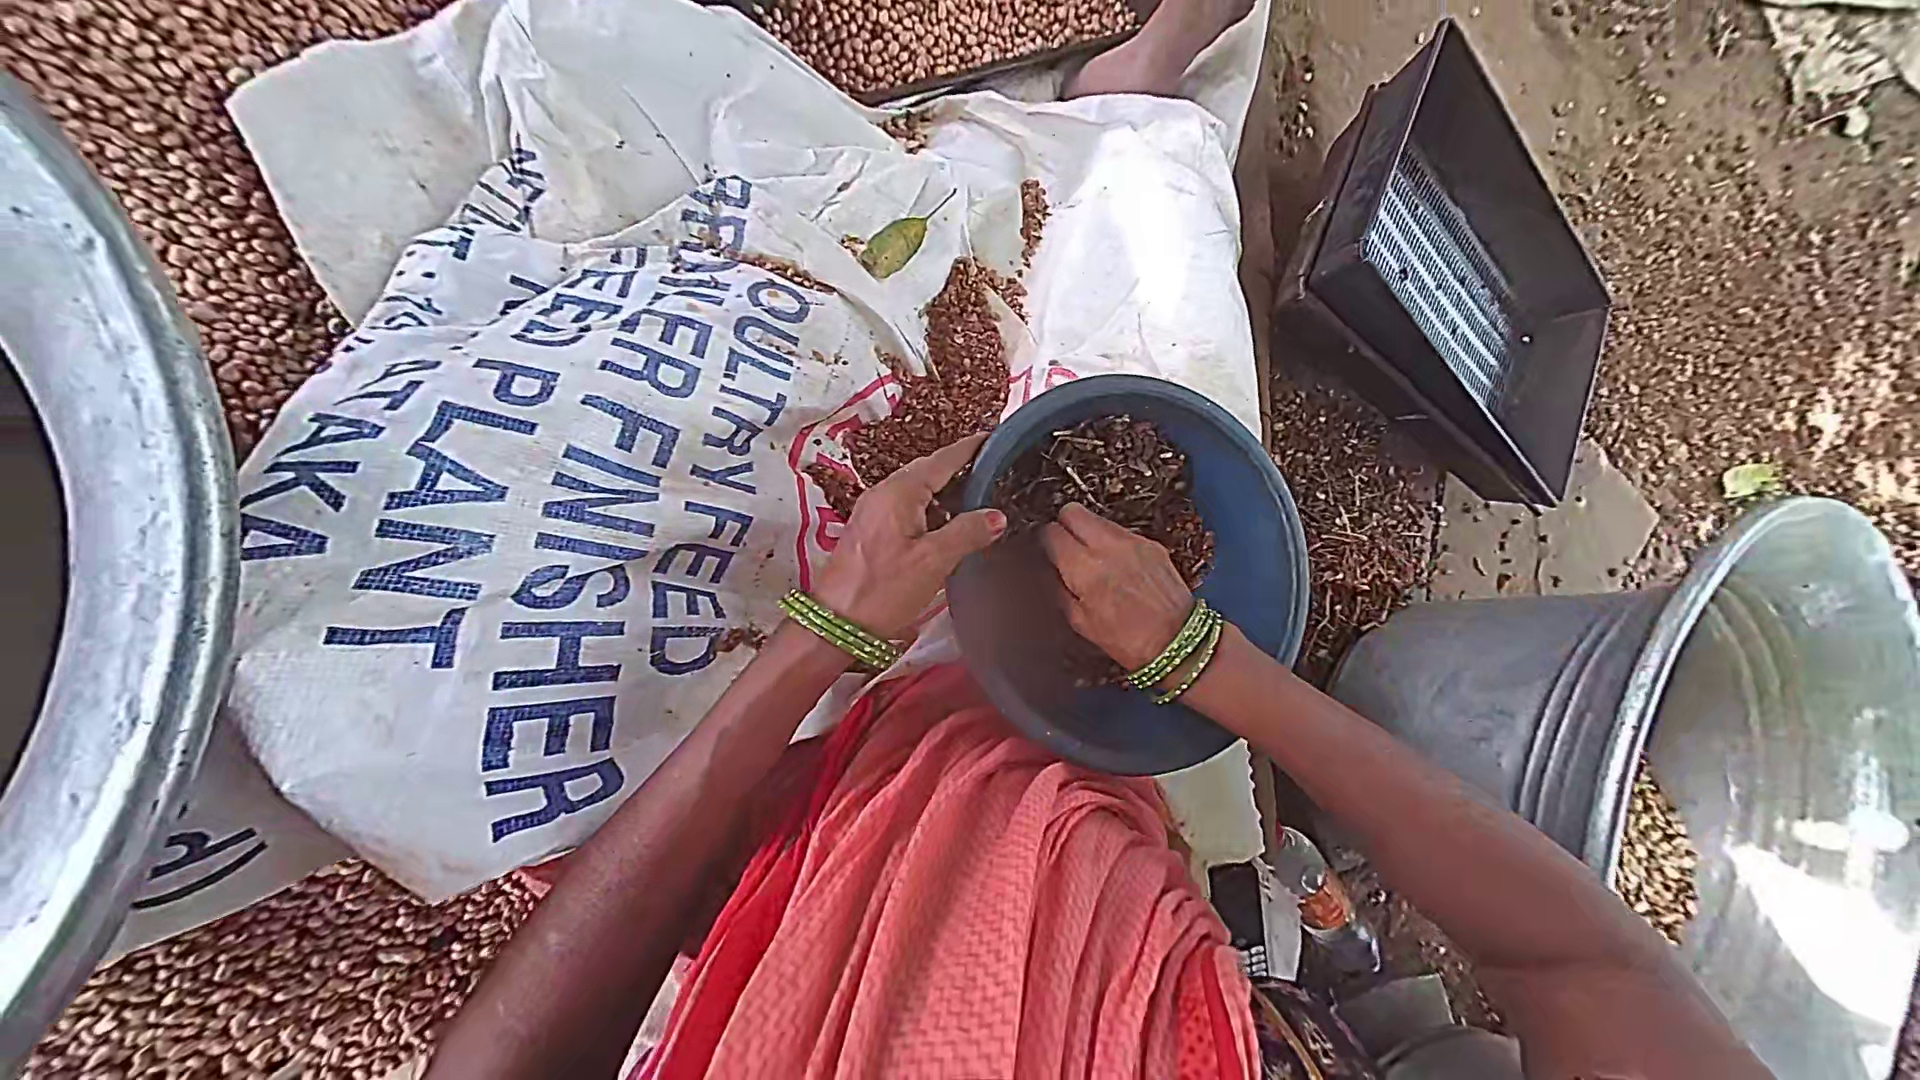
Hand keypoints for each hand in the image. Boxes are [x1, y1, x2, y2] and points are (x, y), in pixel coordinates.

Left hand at [811, 433, 1005, 639]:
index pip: (941, 459)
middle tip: (994, 471)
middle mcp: (883, 492)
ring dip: (946, 491)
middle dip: (960, 469)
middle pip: (928, 471)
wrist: (836, 623)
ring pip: (917, 490)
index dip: (970, 449)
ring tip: (978, 497)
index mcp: (899, 492)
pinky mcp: (870, 529)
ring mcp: (873, 510)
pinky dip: (931, 508)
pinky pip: (907, 507)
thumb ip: (967, 533)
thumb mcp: (933, 561)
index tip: (994, 439)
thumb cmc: (884, 590)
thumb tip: (996, 515)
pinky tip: (948, 523)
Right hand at [1041, 502, 1193, 670]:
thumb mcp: (1079, 621)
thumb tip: (1047, 568)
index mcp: (1084, 569)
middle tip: (1065, 546)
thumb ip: (1058, 588)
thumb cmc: (1127, 640)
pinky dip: (1112, 542)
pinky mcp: (1151, 543)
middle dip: (1064, 525)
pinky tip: (1117, 565)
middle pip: (1072, 511)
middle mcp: (1108, 547)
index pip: (1050, 532)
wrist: (1178, 642)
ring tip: (1092, 558)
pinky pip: (1120, 531)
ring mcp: (1132, 541)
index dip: (1044, 541)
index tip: (1046, 551)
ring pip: (1097, 518)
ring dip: (1088, 532)